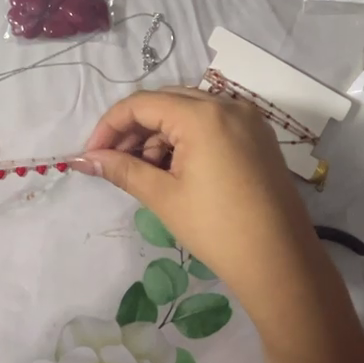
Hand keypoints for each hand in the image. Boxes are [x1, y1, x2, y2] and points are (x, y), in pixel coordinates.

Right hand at [82, 88, 312, 319]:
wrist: (279, 260)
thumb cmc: (216, 228)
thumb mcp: (163, 197)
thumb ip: (122, 170)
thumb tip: (84, 160)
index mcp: (203, 115)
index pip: (141, 104)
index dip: (109, 126)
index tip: (91, 156)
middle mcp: (228, 105)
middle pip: (165, 102)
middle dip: (133, 130)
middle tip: (112, 163)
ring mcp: (248, 120)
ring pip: (187, 112)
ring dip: (158, 136)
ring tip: (144, 173)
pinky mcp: (257, 137)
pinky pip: (211, 124)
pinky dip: (184, 140)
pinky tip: (172, 171)